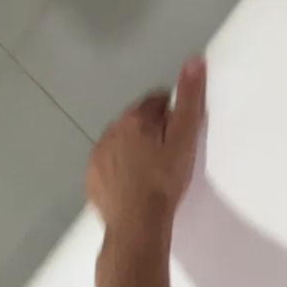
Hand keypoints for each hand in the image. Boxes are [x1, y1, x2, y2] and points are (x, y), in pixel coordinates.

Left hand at [87, 58, 205, 239]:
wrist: (136, 227)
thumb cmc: (164, 180)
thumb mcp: (185, 137)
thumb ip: (189, 98)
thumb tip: (194, 59)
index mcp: (135, 118)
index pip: (157, 100)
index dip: (172, 115)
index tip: (180, 134)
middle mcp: (111, 130)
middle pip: (138, 119)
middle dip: (153, 129)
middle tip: (169, 152)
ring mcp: (97, 155)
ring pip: (122, 139)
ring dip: (136, 146)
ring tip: (152, 168)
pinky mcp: (91, 177)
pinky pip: (109, 160)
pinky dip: (121, 164)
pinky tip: (134, 181)